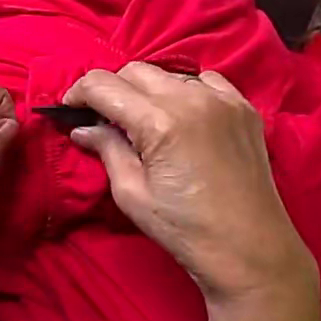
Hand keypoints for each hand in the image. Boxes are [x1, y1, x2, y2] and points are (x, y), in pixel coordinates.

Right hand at [65, 63, 315, 306]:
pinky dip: (183, 89)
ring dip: (146, 89)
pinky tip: (180, 115)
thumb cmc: (184, 229)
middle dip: (110, 89)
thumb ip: (106, 150)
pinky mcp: (244, 107)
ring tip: (142, 120)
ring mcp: (222, 99)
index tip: (70, 109)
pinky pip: (204, 80)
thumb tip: (83, 129)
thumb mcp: (132, 194)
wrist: (250, 249)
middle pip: (134, 71)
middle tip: (102, 118)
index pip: (104, 85)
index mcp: (159, 122)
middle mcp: (191, 99)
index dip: (78, 93)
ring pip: (168, 73)